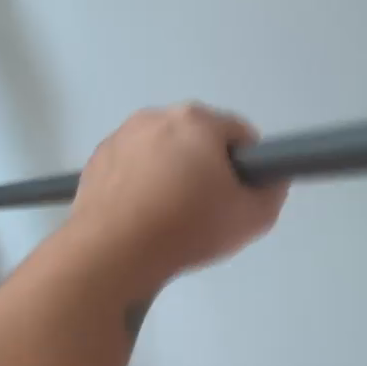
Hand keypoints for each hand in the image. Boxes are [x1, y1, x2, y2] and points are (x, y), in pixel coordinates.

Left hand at [64, 104, 287, 283]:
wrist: (113, 248)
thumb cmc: (187, 226)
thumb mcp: (254, 215)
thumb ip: (272, 188)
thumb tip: (263, 178)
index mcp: (193, 120)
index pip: (237, 134)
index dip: (246, 165)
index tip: (236, 193)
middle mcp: (151, 118)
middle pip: (193, 138)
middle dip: (204, 164)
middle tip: (204, 204)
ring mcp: (117, 137)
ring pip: (158, 150)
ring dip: (168, 170)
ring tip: (168, 211)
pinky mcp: (94, 159)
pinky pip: (129, 164)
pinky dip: (138, 179)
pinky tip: (139, 210)